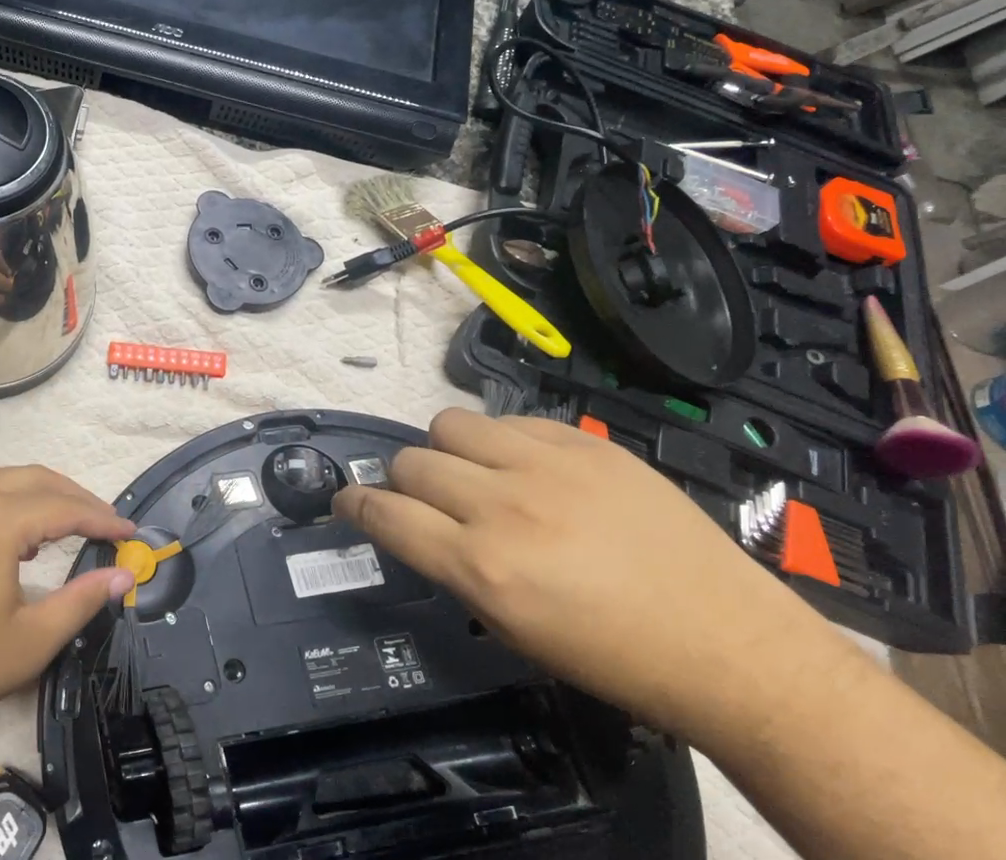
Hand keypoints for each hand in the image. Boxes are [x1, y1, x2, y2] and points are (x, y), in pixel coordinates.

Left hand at [0, 466, 135, 749]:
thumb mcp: (29, 641)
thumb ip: (81, 602)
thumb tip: (123, 576)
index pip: (64, 506)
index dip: (102, 518)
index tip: (129, 532)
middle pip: (31, 478)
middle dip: (72, 495)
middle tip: (101, 522)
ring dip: (32, 493)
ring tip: (54, 526)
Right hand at [334, 409, 854, 735]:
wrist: (729, 647)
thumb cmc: (612, 658)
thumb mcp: (510, 628)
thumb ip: (453, 568)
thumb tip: (418, 527)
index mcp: (481, 566)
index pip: (384, 513)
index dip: (354, 504)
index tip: (349, 503)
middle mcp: (504, 506)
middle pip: (411, 461)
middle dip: (403, 482)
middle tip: (426, 502)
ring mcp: (550, 467)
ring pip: (452, 424)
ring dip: (447, 451)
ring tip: (474, 474)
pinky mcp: (590, 446)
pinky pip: (513, 419)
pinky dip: (501, 440)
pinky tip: (526, 467)